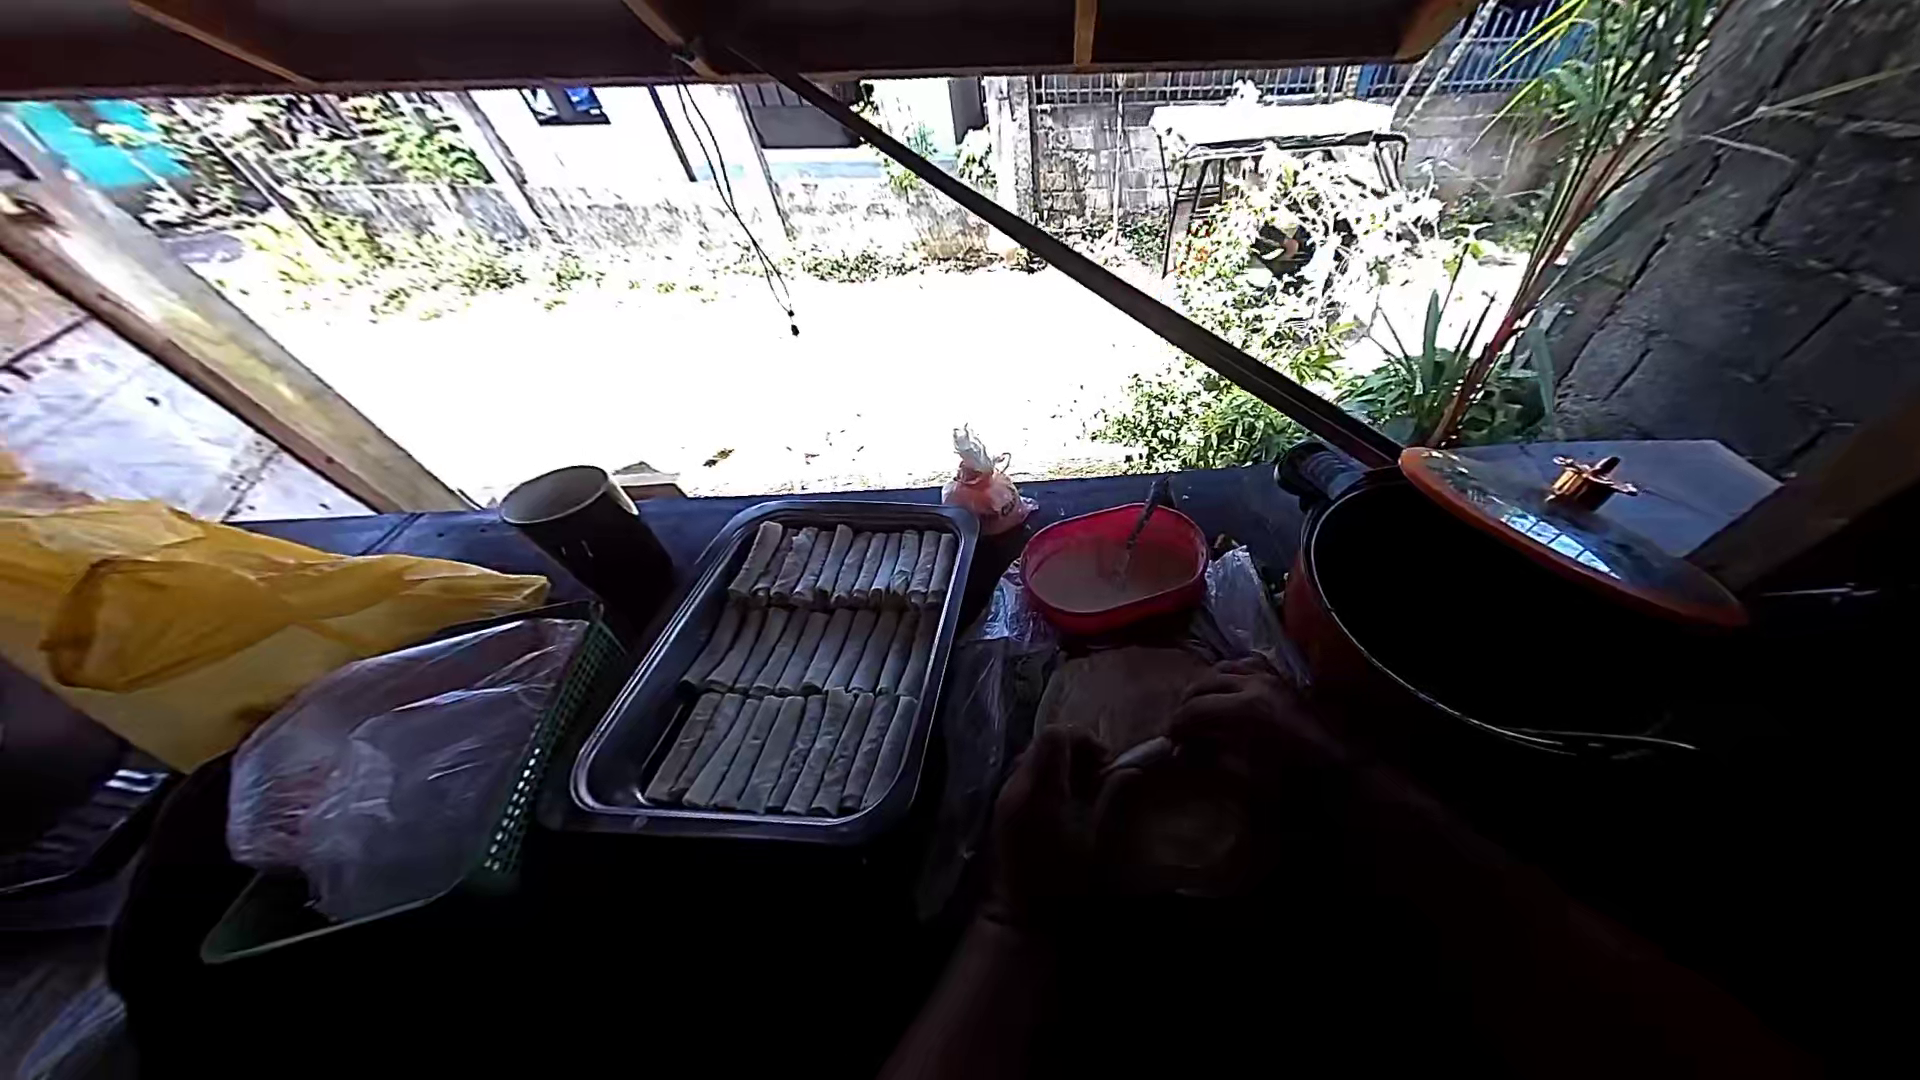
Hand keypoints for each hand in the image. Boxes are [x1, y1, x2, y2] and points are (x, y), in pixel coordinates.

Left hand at [982, 725, 1109, 932]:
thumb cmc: (1064, 883)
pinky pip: (1026, 770)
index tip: (1104, 763)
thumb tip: (1132, 769)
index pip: (1055, 735)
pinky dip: (1047, 773)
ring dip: (1061, 760)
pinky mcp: (1002, 800)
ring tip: (1082, 786)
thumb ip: (1112, 797)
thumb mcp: (1095, 840)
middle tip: (1097, 774)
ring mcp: (1005, 790)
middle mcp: (1017, 783)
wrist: (1020, 912)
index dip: (1083, 739)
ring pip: (1034, 753)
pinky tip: (1063, 798)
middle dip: (1074, 748)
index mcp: (1040, 790)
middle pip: (1044, 740)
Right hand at [1168, 656, 1348, 788]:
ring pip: (1221, 668)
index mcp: (1248, 707)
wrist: (1343, 769)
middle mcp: (1256, 683)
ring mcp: (1269, 677)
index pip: (1198, 708)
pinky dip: (1228, 673)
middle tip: (1178, 724)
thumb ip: (1212, 754)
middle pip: (1204, 683)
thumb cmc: (1298, 777)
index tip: (1170, 738)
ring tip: (1196, 705)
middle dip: (1186, 704)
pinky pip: (1244, 664)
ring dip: (1204, 686)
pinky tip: (1224, 689)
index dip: (1179, 723)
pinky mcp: (1279, 678)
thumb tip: (1180, 751)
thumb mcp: (1250, 771)